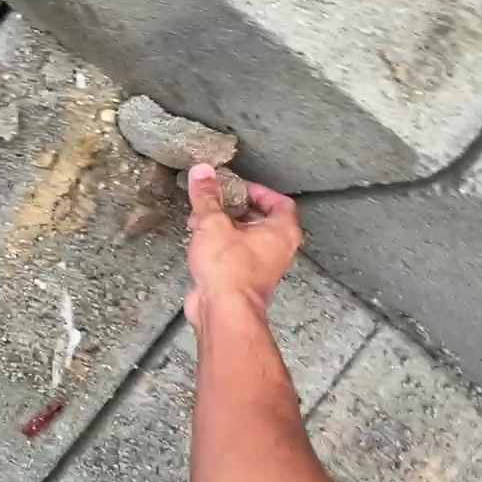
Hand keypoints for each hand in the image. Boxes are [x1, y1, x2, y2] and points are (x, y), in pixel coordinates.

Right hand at [183, 163, 301, 327]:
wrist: (222, 309)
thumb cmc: (229, 270)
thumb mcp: (212, 224)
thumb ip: (207, 197)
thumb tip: (202, 173)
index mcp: (281, 231)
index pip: (280, 202)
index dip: (258, 191)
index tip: (237, 187)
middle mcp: (277, 248)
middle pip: (261, 219)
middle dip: (234, 209)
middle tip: (215, 203)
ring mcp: (262, 265)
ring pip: (246, 238)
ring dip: (224, 228)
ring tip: (201, 223)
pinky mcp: (243, 278)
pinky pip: (235, 255)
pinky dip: (220, 246)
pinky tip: (199, 245)